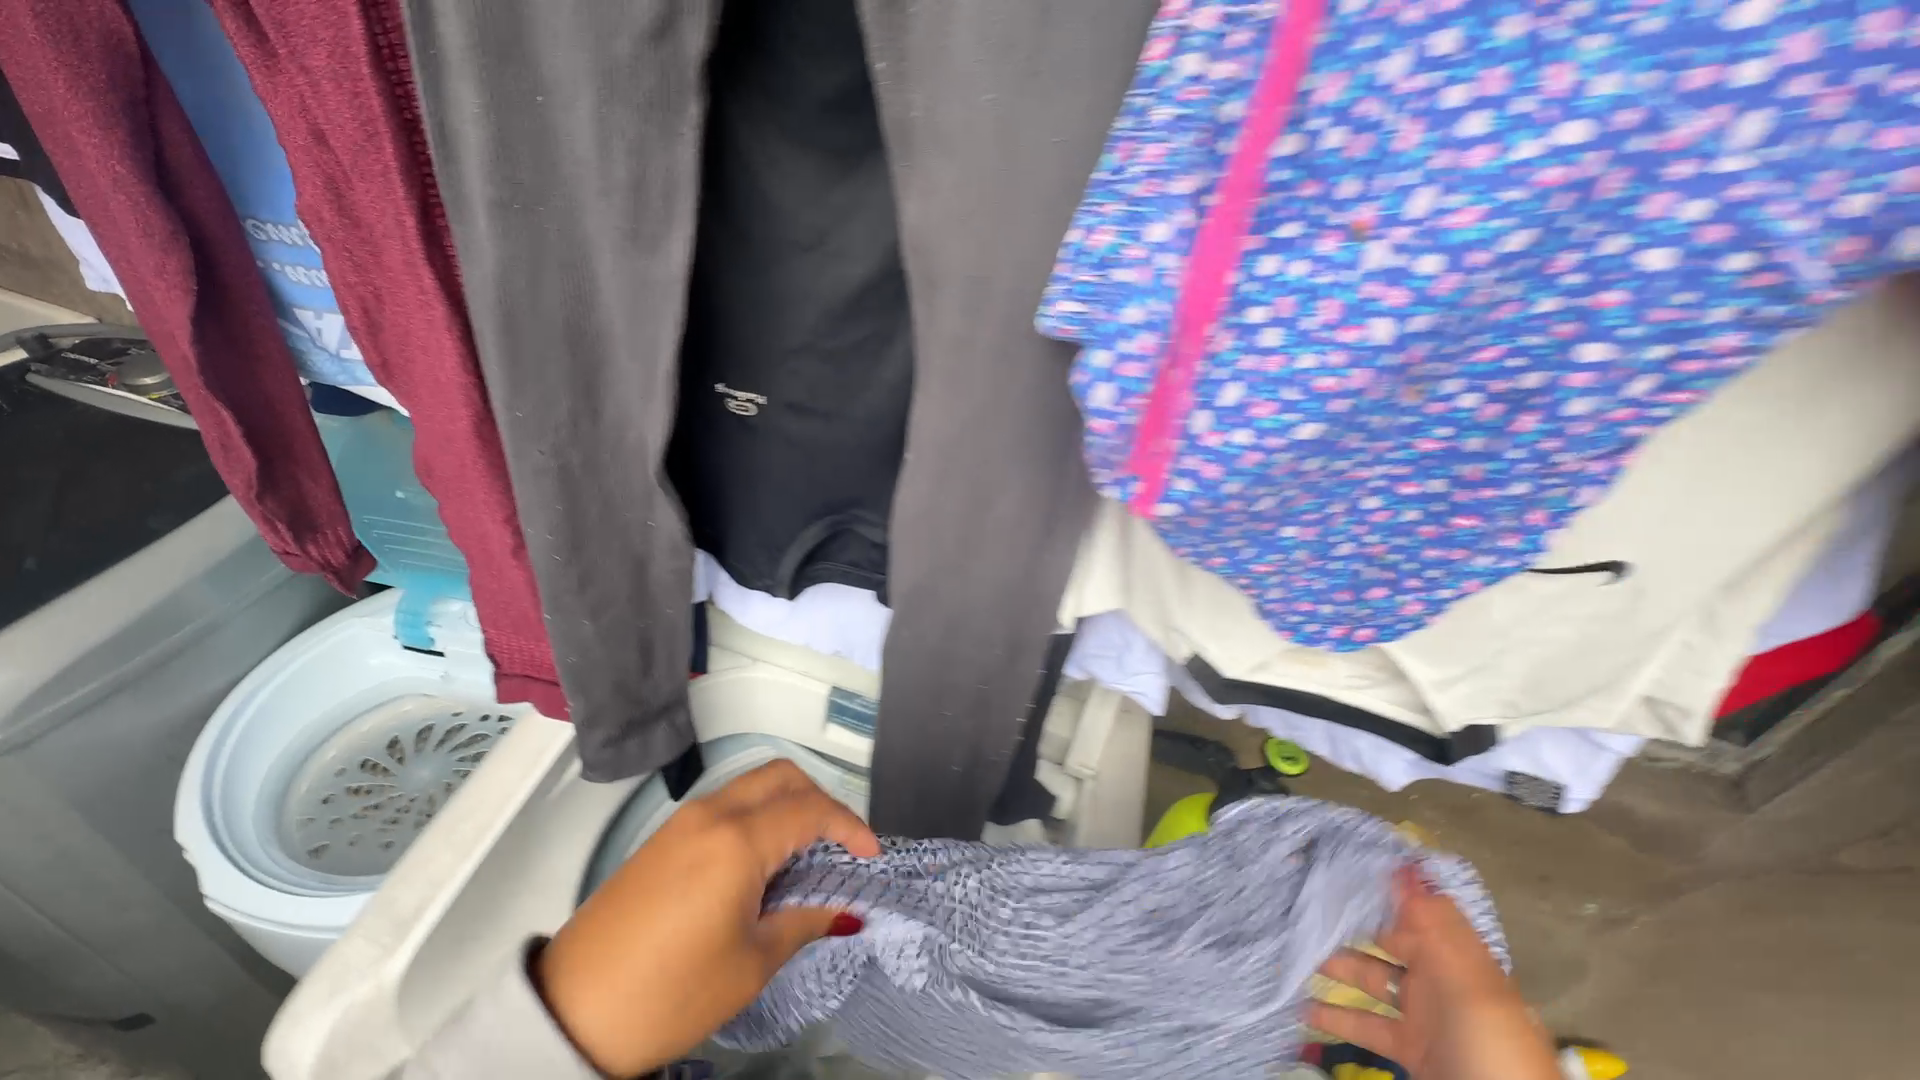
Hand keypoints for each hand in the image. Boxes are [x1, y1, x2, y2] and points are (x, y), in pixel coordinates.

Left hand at [534, 760, 880, 1077]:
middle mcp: (712, 815)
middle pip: (781, 776)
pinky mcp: (663, 839)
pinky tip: (764, 862)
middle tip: (840, 844)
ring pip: (751, 786)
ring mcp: (682, 822)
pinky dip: (757, 817)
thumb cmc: (670, 993)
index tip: (870, 857)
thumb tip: (844, 912)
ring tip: (806, 856)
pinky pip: (725, 806)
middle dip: (821, 799)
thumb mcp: (750, 964)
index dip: (850, 827)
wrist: (571, 1012)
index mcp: (738, 841)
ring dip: (787, 805)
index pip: (811, 810)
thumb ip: (803, 923)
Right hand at [1310, 867, 1559, 1079]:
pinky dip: (1338, 1017)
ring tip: (1292, 956)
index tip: (1332, 867)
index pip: (1414, 909)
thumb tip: (1405, 860)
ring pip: (1373, 981)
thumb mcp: (1465, 982)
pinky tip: (1303, 1010)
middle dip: (1348, 926)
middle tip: (1299, 910)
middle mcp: (1440, 980)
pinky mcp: (1412, 1051)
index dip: (1378, 888)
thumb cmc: (1488, 1046)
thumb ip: (1432, 923)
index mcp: (1457, 957)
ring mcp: (1426, 1018)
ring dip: (1337, 969)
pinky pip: (1370, 1025)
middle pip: (1388, 941)